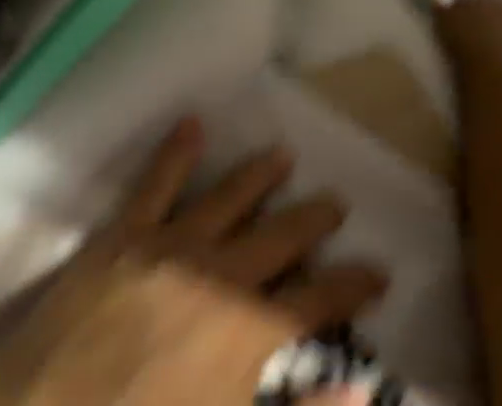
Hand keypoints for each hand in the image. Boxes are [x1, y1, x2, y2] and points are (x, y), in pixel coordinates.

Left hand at [0, 118, 388, 404]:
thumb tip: (360, 389)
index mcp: (249, 332)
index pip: (319, 301)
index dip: (353, 286)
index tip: (378, 271)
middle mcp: (219, 275)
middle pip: (279, 239)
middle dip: (312, 221)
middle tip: (335, 202)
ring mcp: (169, 246)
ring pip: (226, 200)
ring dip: (257, 177)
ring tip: (283, 155)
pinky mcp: (122, 235)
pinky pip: (154, 184)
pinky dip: (175, 152)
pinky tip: (192, 123)